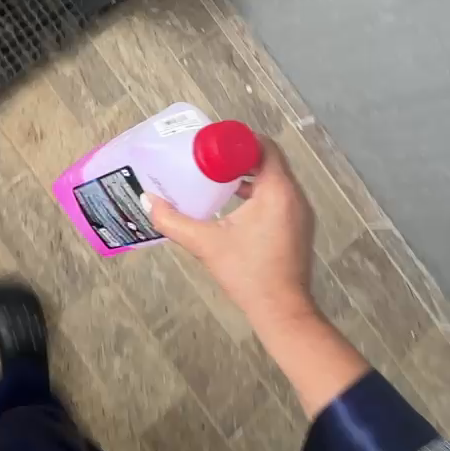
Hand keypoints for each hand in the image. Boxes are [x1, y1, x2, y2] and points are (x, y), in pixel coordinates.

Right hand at [146, 139, 317, 328]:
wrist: (281, 310)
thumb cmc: (247, 273)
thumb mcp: (205, 243)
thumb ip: (173, 221)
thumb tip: (148, 201)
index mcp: (277, 191)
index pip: (265, 147)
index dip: (240, 140)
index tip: (214, 143)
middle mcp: (295, 196)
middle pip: (270, 161)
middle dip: (240, 156)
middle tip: (210, 158)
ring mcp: (300, 213)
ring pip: (275, 180)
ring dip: (250, 175)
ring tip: (217, 177)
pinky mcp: (299, 228)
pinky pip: (279, 197)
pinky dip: (259, 192)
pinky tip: (234, 203)